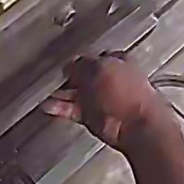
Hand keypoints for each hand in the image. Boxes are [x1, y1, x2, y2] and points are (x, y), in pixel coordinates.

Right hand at [42, 53, 174, 153]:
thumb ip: (81, 65)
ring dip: (61, 95)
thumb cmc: (126, 94)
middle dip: (68, 80)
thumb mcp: (98, 68)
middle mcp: (112, 81)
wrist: (135, 125)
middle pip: (84, 78)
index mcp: (118, 62)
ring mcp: (104, 101)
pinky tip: (49, 107)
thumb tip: (71, 66)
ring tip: (48, 95)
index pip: (92, 58)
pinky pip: (74, 111)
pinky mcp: (96, 118)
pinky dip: (61, 109)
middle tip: (55, 81)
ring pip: (77, 95)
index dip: (77, 62)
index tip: (65, 66)